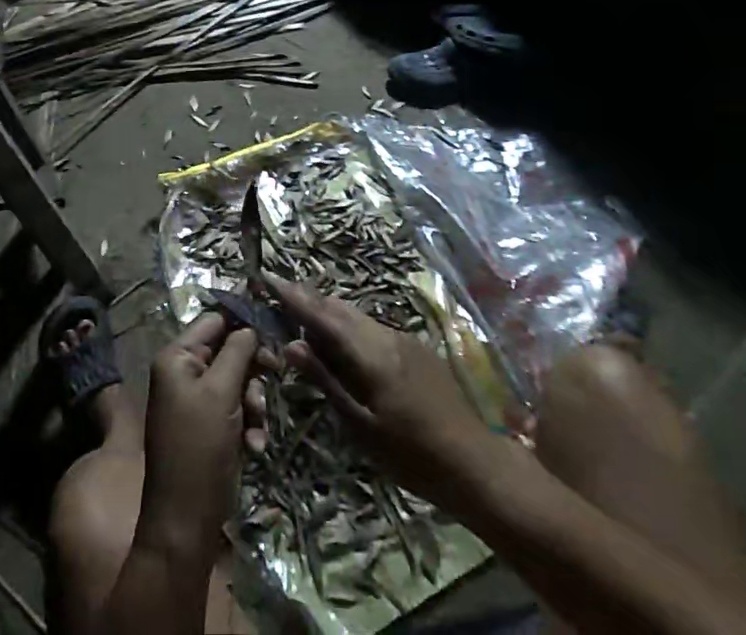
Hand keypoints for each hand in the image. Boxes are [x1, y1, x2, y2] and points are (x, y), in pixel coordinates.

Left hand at [136, 313, 259, 560]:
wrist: (188, 514)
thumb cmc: (199, 445)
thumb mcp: (220, 393)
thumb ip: (237, 353)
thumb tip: (249, 326)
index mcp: (177, 357)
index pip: (213, 321)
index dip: (243, 322)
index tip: (276, 329)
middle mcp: (184, 372)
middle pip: (230, 351)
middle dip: (253, 370)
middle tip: (275, 374)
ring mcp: (198, 399)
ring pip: (239, 382)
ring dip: (254, 402)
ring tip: (255, 425)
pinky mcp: (212, 425)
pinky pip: (238, 410)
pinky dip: (250, 425)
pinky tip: (254, 447)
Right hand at [268, 275, 501, 502]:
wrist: (478, 466)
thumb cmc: (411, 454)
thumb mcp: (360, 425)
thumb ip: (326, 381)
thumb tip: (290, 345)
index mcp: (372, 355)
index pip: (323, 317)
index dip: (293, 297)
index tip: (267, 278)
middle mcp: (389, 338)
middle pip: (340, 309)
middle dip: (308, 300)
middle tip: (278, 294)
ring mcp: (407, 342)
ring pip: (358, 317)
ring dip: (329, 314)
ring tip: (303, 319)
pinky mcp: (418, 351)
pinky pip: (373, 328)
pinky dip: (349, 328)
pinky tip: (341, 345)